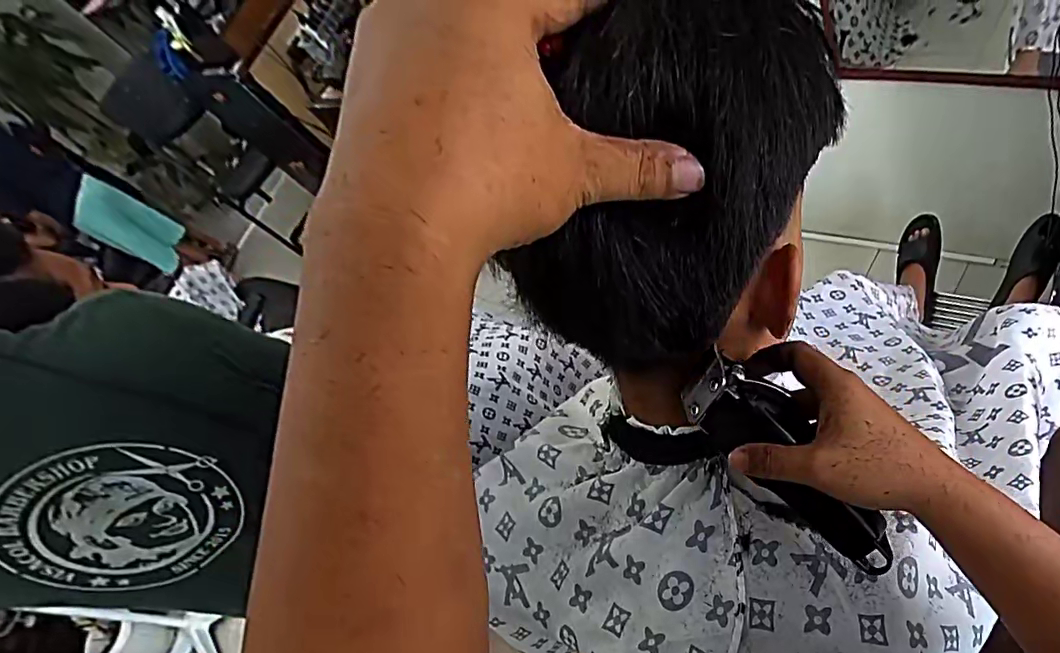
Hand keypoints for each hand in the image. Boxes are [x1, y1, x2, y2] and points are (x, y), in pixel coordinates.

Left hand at [329, 0, 703, 252]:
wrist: (397, 225)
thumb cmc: (468, 183)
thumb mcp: (575, 171)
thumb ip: (637, 166)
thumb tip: (685, 170)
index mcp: (490, 3)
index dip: (603, 16)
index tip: (617, 25)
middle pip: (514, 9)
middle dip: (552, 38)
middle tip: (576, 74)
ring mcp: (391, 28)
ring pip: (465, 24)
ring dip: (503, 57)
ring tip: (529, 108)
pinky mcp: (373, 68)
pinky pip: (427, 51)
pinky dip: (463, 77)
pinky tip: (482, 120)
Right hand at [729, 342, 964, 512]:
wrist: (928, 486)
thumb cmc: (886, 466)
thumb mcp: (816, 466)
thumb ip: (774, 461)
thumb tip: (742, 456)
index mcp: (837, 387)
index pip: (796, 353)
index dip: (768, 358)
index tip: (751, 370)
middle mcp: (851, 394)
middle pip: (805, 384)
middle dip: (779, 401)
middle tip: (760, 418)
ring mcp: (862, 413)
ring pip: (820, 408)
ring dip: (798, 422)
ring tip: (782, 448)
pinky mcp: (869, 432)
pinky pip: (834, 425)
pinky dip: (816, 436)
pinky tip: (812, 462)